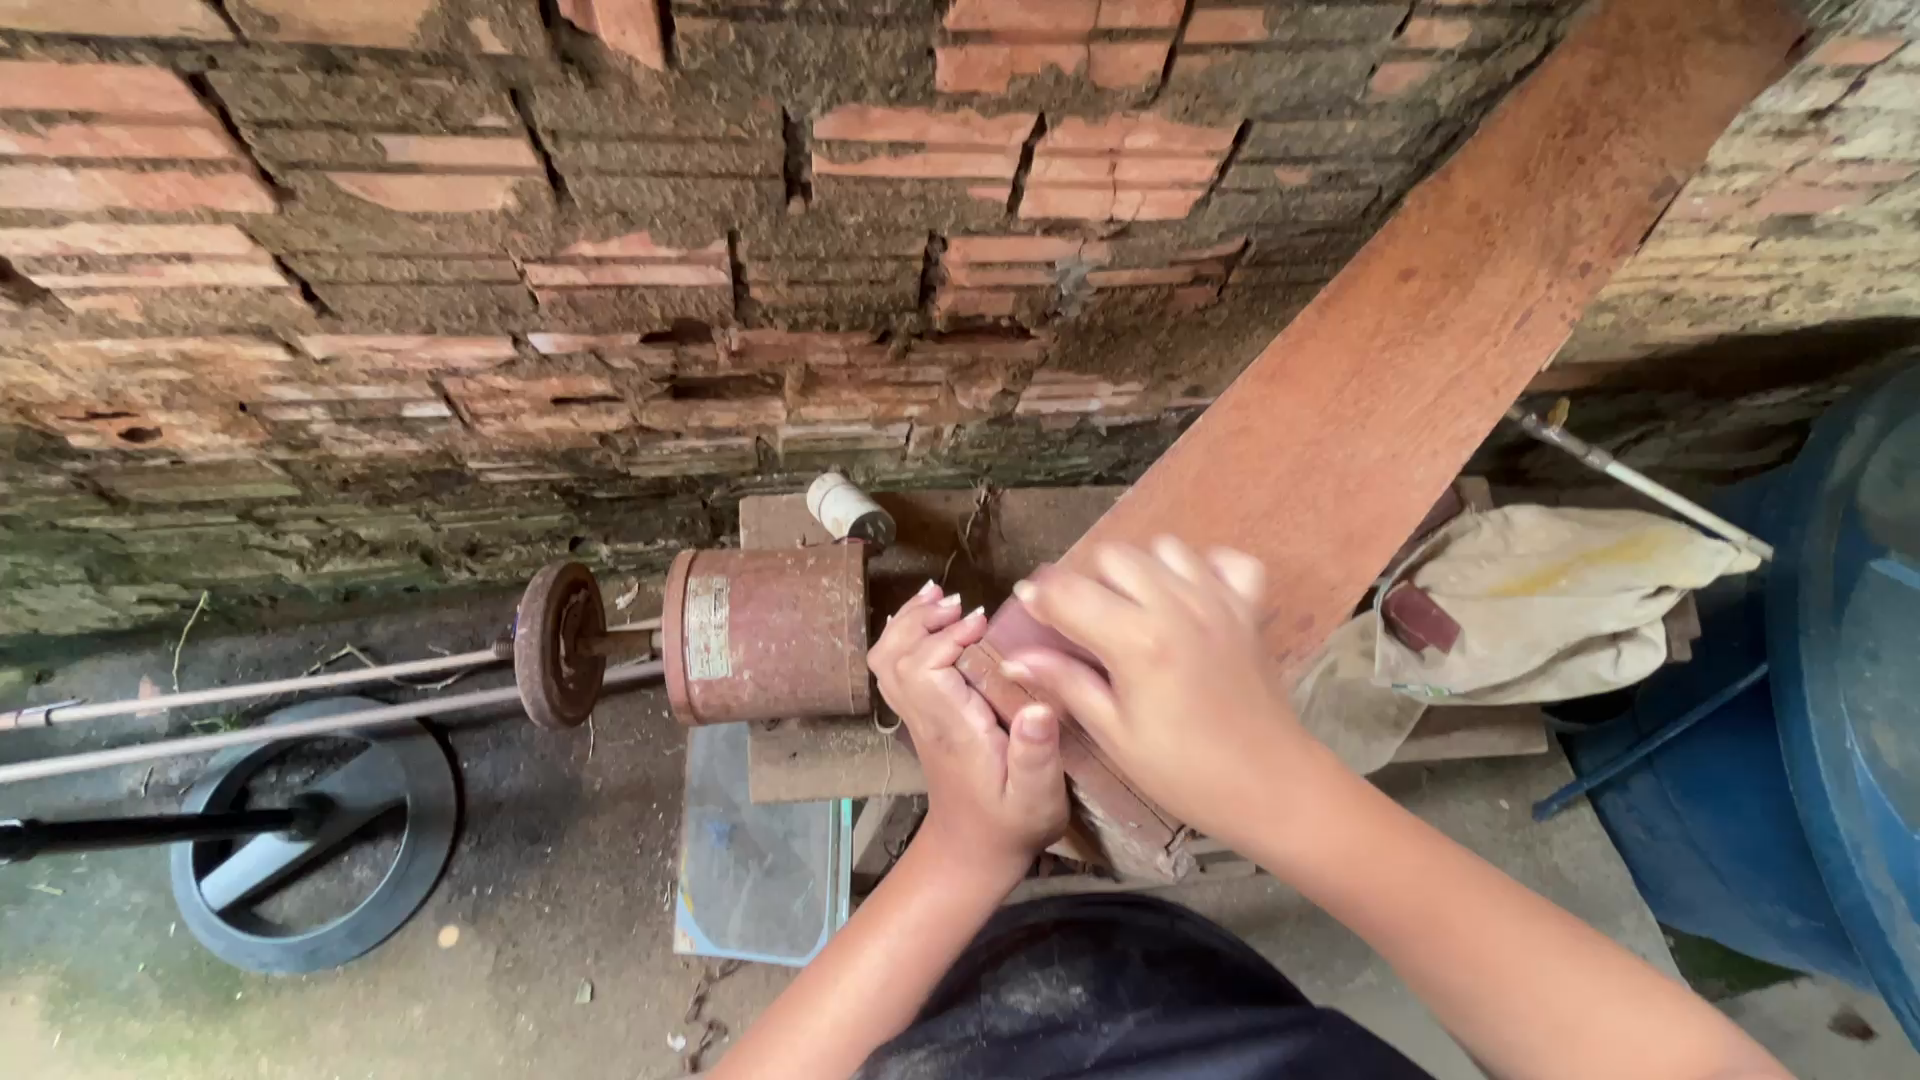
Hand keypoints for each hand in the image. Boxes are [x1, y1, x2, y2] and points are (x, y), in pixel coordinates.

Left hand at [868, 581, 1067, 887]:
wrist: (973, 851)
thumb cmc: (1010, 825)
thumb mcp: (1037, 798)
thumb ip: (1036, 754)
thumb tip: (1039, 708)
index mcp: (951, 729)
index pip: (923, 669)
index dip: (946, 638)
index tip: (981, 624)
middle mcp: (924, 717)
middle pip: (893, 657)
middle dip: (920, 620)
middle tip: (959, 602)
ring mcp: (916, 716)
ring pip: (887, 660)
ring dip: (907, 623)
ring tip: (939, 596)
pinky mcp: (920, 716)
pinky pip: (895, 668)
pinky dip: (904, 635)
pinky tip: (928, 618)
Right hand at [999, 537, 1337, 847]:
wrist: (1271, 786)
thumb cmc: (1184, 771)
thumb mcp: (1115, 734)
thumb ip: (1066, 682)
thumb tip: (1015, 658)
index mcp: (1137, 641)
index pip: (1069, 593)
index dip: (1039, 596)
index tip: (1027, 606)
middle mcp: (1177, 605)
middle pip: (1113, 556)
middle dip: (1087, 581)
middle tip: (1082, 620)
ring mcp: (1218, 600)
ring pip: (1162, 548)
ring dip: (1139, 570)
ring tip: (1133, 609)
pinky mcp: (1248, 607)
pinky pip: (1223, 559)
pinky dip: (1200, 567)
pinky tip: (1188, 597)